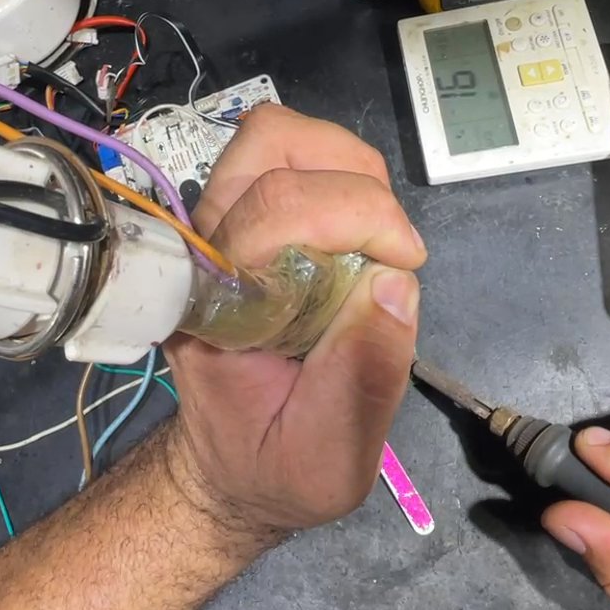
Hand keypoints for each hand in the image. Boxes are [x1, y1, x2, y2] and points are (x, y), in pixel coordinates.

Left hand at [161, 105, 424, 544]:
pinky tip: (358, 232)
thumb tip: (395, 282)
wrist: (227, 469)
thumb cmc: (271, 467)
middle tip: (392, 246)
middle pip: (266, 144)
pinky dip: (338, 176)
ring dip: (345, 169)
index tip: (404, 266)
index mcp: (212, 306)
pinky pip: (285, 162)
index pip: (269, 211)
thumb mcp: (329, 454)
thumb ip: (361, 378)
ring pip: (274, 140)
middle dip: (352, 182)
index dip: (353, 216)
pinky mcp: (239, 225)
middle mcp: (204, 251)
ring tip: (377, 234)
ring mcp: (218, 229)